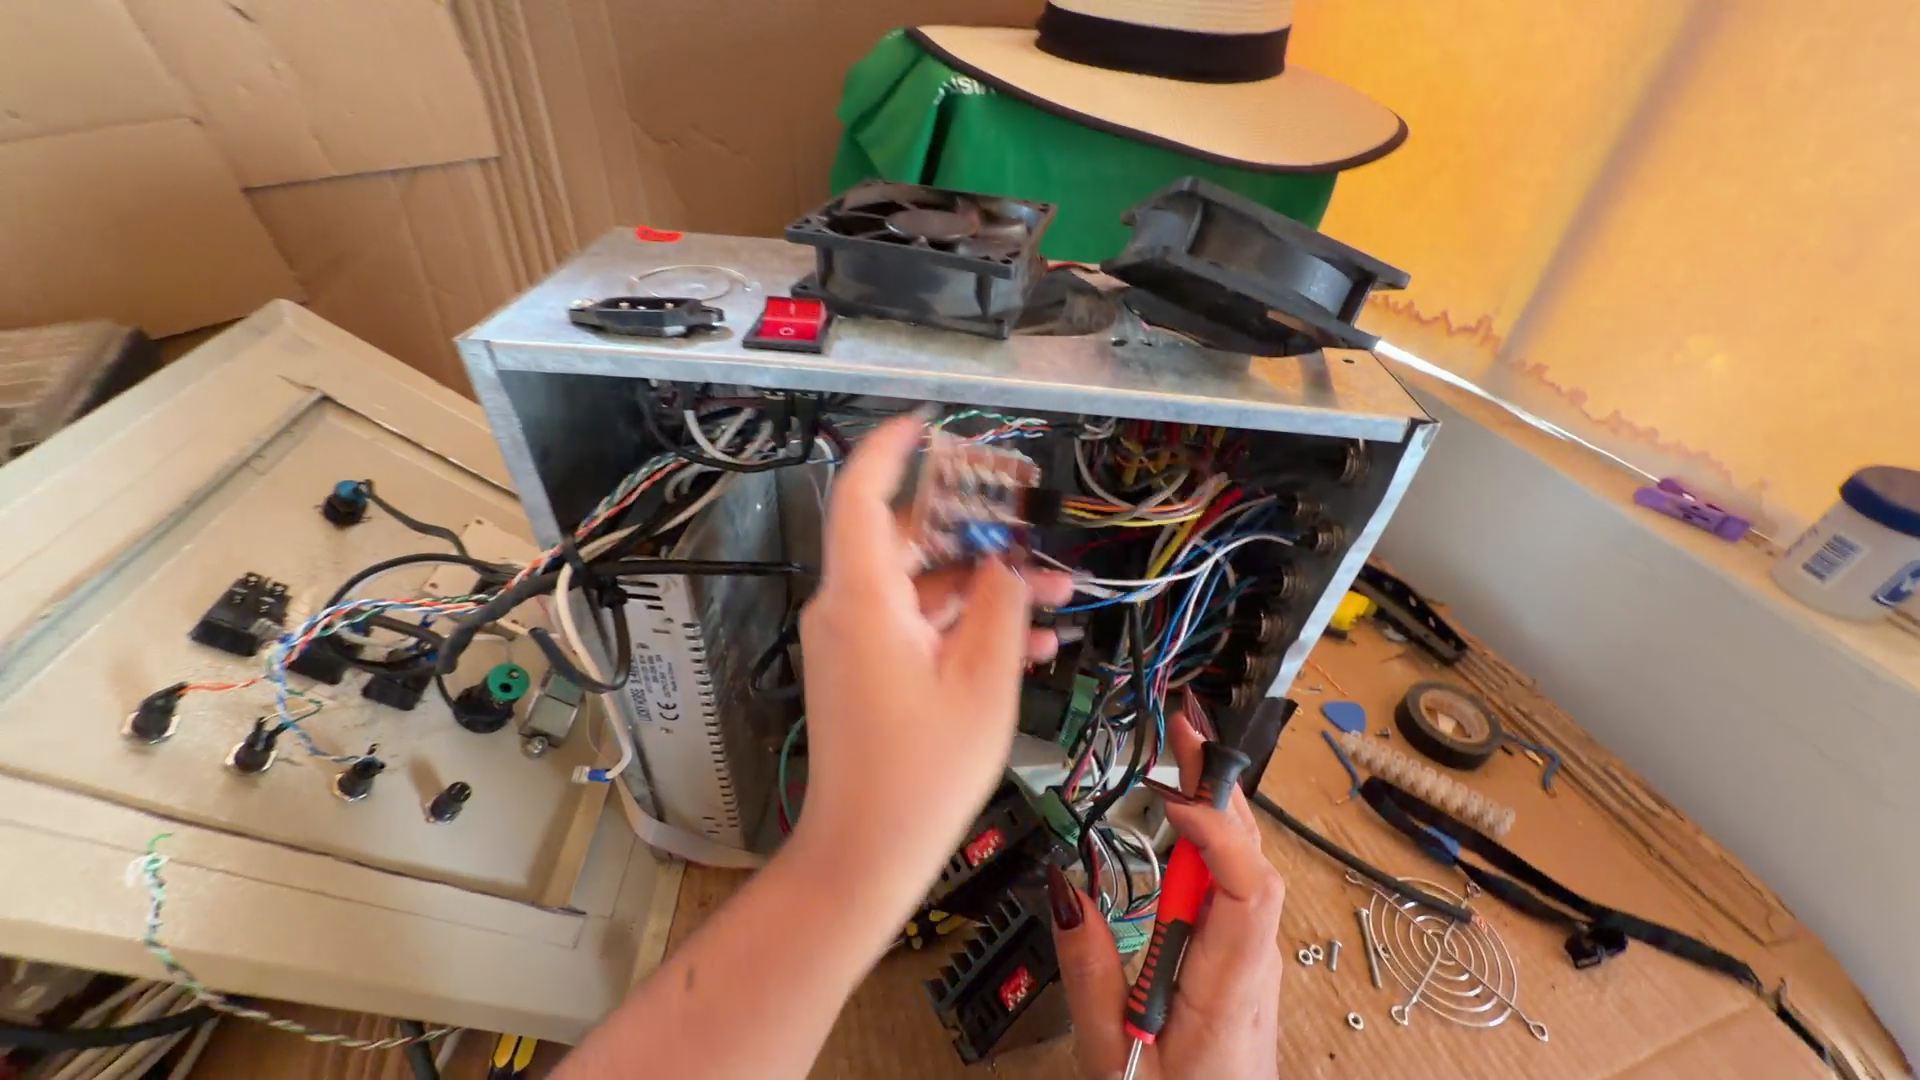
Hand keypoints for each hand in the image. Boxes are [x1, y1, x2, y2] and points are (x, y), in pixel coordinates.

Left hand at [795, 414, 1072, 879]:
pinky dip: (965, 624)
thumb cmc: (918, 776)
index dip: (891, 450)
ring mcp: (856, 639)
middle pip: (911, 540)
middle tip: (1032, 530)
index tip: (927, 426)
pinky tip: (1024, 642)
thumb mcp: (983, 679)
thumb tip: (1012, 555)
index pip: (862, 494)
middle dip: (979, 534)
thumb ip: (1001, 602)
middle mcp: (849, 609)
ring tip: (1052, 597)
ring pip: (925, 586)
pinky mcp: (868, 666)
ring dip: (986, 587)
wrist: (868, 850)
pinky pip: (919, 625)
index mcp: (864, 599)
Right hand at [1049, 704, 1285, 1079]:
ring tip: (1187, 749)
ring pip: (1251, 860)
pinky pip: (1238, 877)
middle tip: (1184, 728)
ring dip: (1219, 799)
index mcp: (1230, 986)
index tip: (1169, 794)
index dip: (1215, 829)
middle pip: (1253, 854)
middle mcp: (1253, 960)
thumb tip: (1067, 884)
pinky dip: (1217, 829)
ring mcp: (1254, 954)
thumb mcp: (1113, 1052)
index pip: (1246, 886)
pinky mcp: (1243, 953)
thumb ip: (1089, 970)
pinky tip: (1195, 810)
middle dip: (1219, 784)